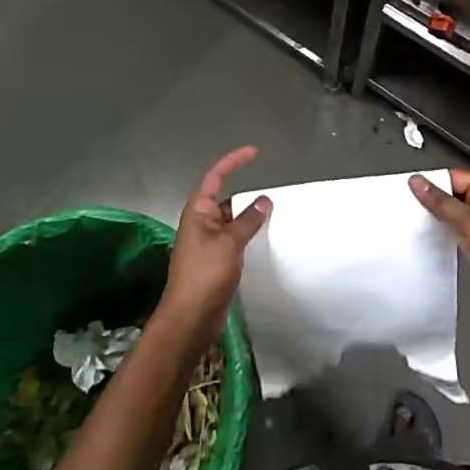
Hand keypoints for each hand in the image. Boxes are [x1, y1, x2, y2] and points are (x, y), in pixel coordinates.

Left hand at [161, 146, 270, 329]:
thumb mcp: (230, 242)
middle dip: (248, 196)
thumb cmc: (205, 273)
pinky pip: (235, 240)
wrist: (191, 316)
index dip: (234, 162)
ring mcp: (208, 242)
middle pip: (226, 200)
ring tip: (277, 215)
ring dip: (250, 218)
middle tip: (275, 196)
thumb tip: (265, 200)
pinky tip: (266, 240)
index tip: (254, 152)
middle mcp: (201, 222)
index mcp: (198, 211)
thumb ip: (249, 219)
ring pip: (233, 221)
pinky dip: (249, 236)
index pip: (216, 177)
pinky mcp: (216, 261)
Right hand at [410, 170, 469, 325]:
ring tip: (415, 223)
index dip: (432, 182)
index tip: (409, 190)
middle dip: (433, 202)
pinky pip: (458, 233)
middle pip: (453, 195)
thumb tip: (417, 181)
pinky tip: (429, 239)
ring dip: (438, 220)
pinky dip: (445, 235)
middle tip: (408, 208)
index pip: (454, 177)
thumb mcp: (468, 222)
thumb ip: (440, 201)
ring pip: (455, 216)